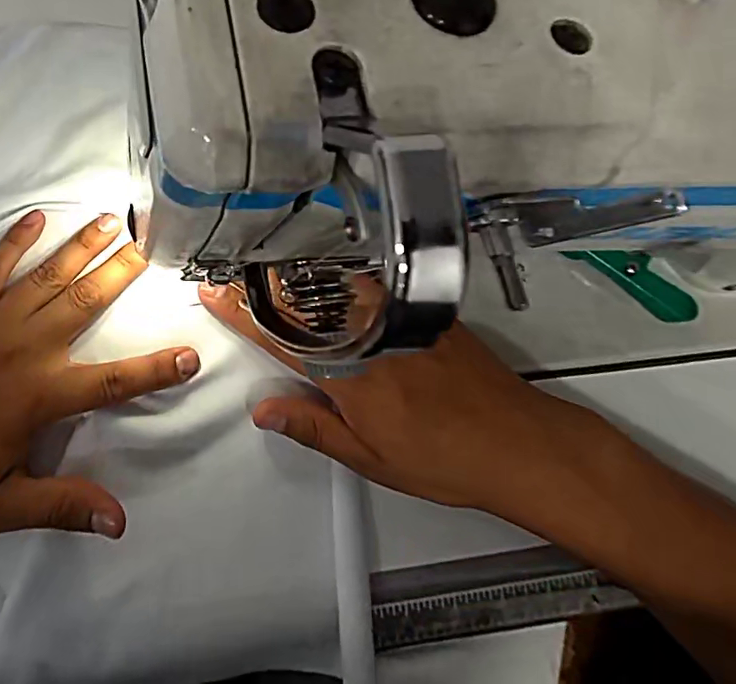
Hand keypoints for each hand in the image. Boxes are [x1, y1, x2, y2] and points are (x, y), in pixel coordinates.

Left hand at [0, 211, 198, 582]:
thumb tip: (119, 521)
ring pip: (47, 276)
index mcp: (38, 398)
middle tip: (150, 247)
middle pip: (84, 303)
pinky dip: (16, 239)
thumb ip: (61, 505)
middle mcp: (22, 349)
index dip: (155, 368)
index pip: (112, 381)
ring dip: (81, 246)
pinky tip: (36, 217)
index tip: (191, 352)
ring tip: (109, 221)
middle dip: (121, 273)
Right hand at [199, 280, 628, 536]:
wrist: (520, 443)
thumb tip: (266, 411)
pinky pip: (367, 285)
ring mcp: (394, 318)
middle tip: (234, 282)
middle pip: (299, 301)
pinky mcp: (418, 311)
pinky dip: (337, 280)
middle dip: (259, 288)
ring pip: (331, 287)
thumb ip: (313, 426)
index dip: (240, 312)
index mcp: (347, 375)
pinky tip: (329, 280)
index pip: (278, 336)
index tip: (216, 294)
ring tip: (269, 277)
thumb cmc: (449, 458)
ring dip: (294, 281)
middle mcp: (367, 337)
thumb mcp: (371, 458)